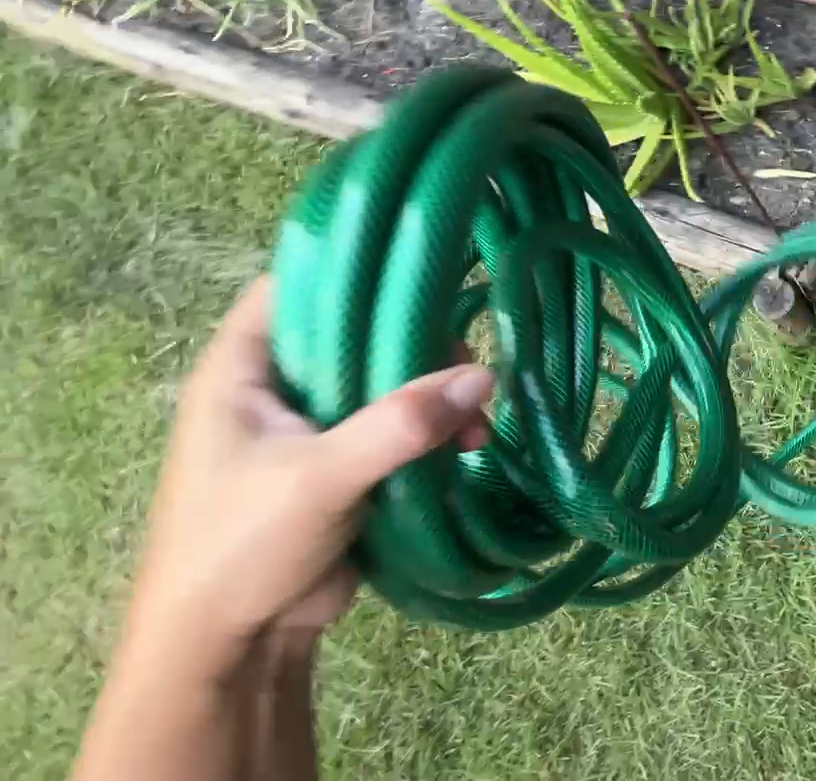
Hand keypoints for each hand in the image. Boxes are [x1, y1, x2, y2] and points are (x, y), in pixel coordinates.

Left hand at [126, 277, 493, 672]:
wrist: (238, 641)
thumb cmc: (241, 547)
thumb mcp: (319, 478)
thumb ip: (399, 424)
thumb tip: (484, 376)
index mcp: (242, 374)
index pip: (289, 290)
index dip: (346, 269)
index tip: (416, 267)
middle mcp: (280, 389)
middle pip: (356, 331)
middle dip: (417, 341)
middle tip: (463, 358)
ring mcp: (318, 424)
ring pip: (389, 377)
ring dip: (438, 390)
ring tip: (476, 415)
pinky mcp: (352, 458)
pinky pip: (405, 420)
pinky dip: (440, 425)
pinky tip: (471, 442)